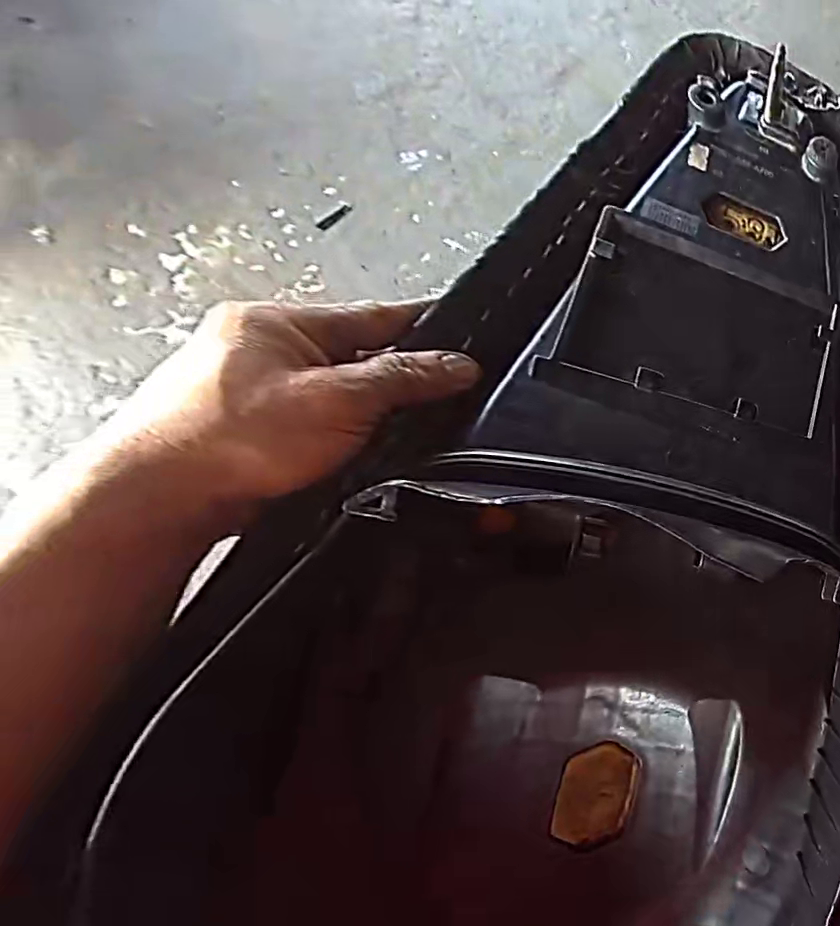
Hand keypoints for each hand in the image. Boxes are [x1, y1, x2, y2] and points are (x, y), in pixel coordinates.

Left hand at [97, 299, 478, 507]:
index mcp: (277, 323)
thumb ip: (405, 378)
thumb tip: (460, 365)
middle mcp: (269, 347)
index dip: (430, 327)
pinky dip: (365, 427)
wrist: (168, 497)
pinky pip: (340, 416)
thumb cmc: (230, 438)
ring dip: (384, 406)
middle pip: (368, 354)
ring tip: (411, 424)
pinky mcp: (273, 423)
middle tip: (452, 394)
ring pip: (355, 388)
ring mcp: (268, 386)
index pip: (377, 316)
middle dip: (409, 375)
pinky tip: (377, 442)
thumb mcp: (338, 399)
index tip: (471, 341)